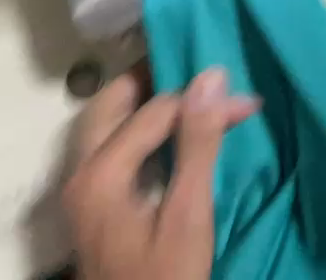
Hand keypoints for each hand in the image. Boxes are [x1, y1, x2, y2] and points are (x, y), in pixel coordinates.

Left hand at [63, 67, 259, 279]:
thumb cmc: (165, 279)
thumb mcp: (189, 215)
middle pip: (111, 101)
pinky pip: (109, 144)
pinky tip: (169, 133)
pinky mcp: (91, 205)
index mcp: (101, 173)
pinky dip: (138, 126)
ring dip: (144, 100)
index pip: (156, 110)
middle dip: (155, 78)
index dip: (203, 101)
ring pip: (106, 121)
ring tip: (189, 93)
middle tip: (199, 67)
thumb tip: (212, 75)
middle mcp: (79, 172)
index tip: (246, 103)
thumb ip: (198, 143)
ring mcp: (80, 190)